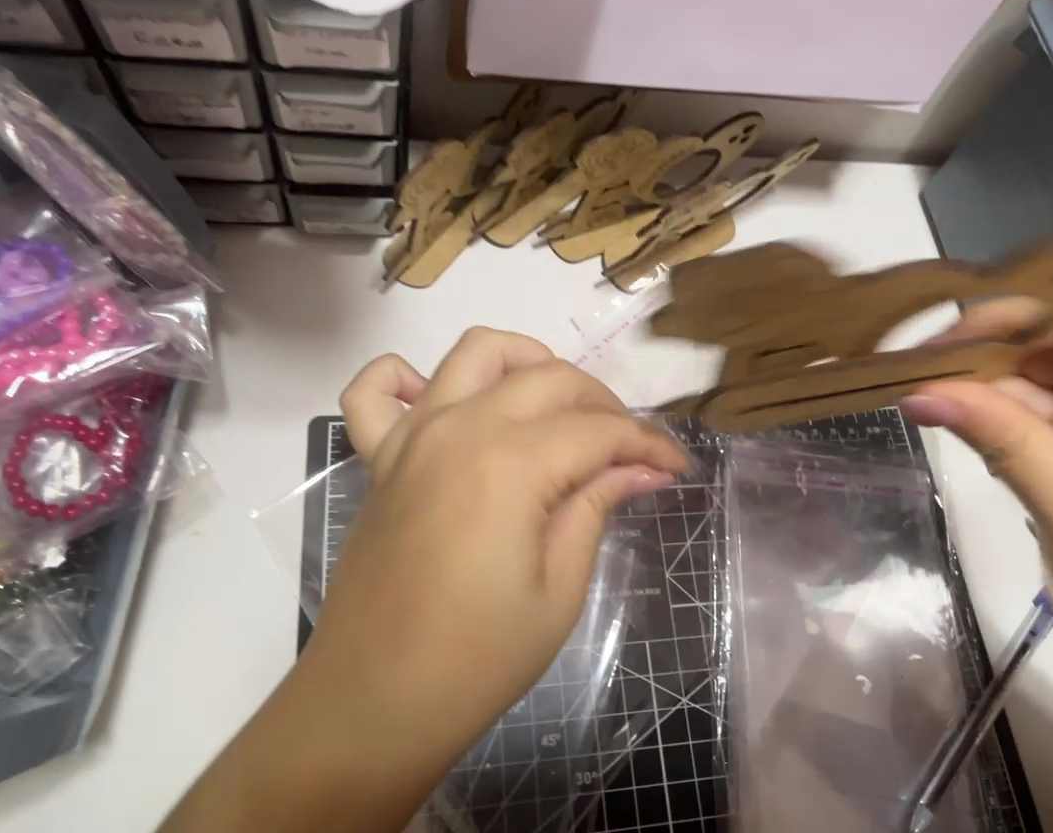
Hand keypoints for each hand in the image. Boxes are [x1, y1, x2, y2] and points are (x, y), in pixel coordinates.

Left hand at [314, 327, 689, 765]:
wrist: (375, 699)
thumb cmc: (477, 659)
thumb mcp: (559, 590)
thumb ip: (596, 506)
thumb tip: (643, 466)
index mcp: (509, 464)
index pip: (597, 429)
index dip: (646, 442)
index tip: (676, 465)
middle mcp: (459, 427)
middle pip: (548, 378)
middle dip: (602, 403)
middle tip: (629, 450)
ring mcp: (412, 435)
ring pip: (477, 352)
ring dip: (528, 362)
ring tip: (557, 407)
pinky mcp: (380, 455)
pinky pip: (377, 388)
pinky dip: (405, 375)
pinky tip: (439, 398)